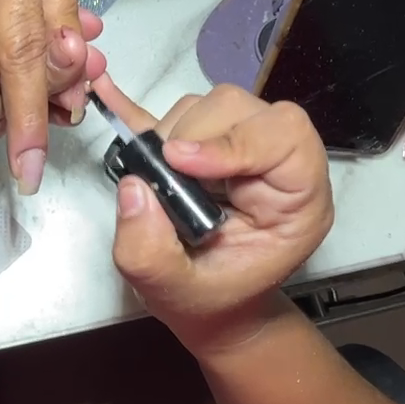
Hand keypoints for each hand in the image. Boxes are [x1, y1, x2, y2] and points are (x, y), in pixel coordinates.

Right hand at [92, 77, 334, 362]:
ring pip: (209, 106)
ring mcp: (238, 150)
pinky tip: (108, 95)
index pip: (285, 136)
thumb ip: (151, 250)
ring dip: (171, 132)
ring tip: (156, 175)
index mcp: (296, 201)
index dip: (233, 139)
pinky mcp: (200, 147)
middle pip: (242, 109)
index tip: (179, 161)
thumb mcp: (175, 292)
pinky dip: (141, 110)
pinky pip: (175, 116)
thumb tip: (135, 187)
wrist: (211, 307)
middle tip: (163, 173)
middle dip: (193, 133)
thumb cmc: (208, 304)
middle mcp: (274, 165)